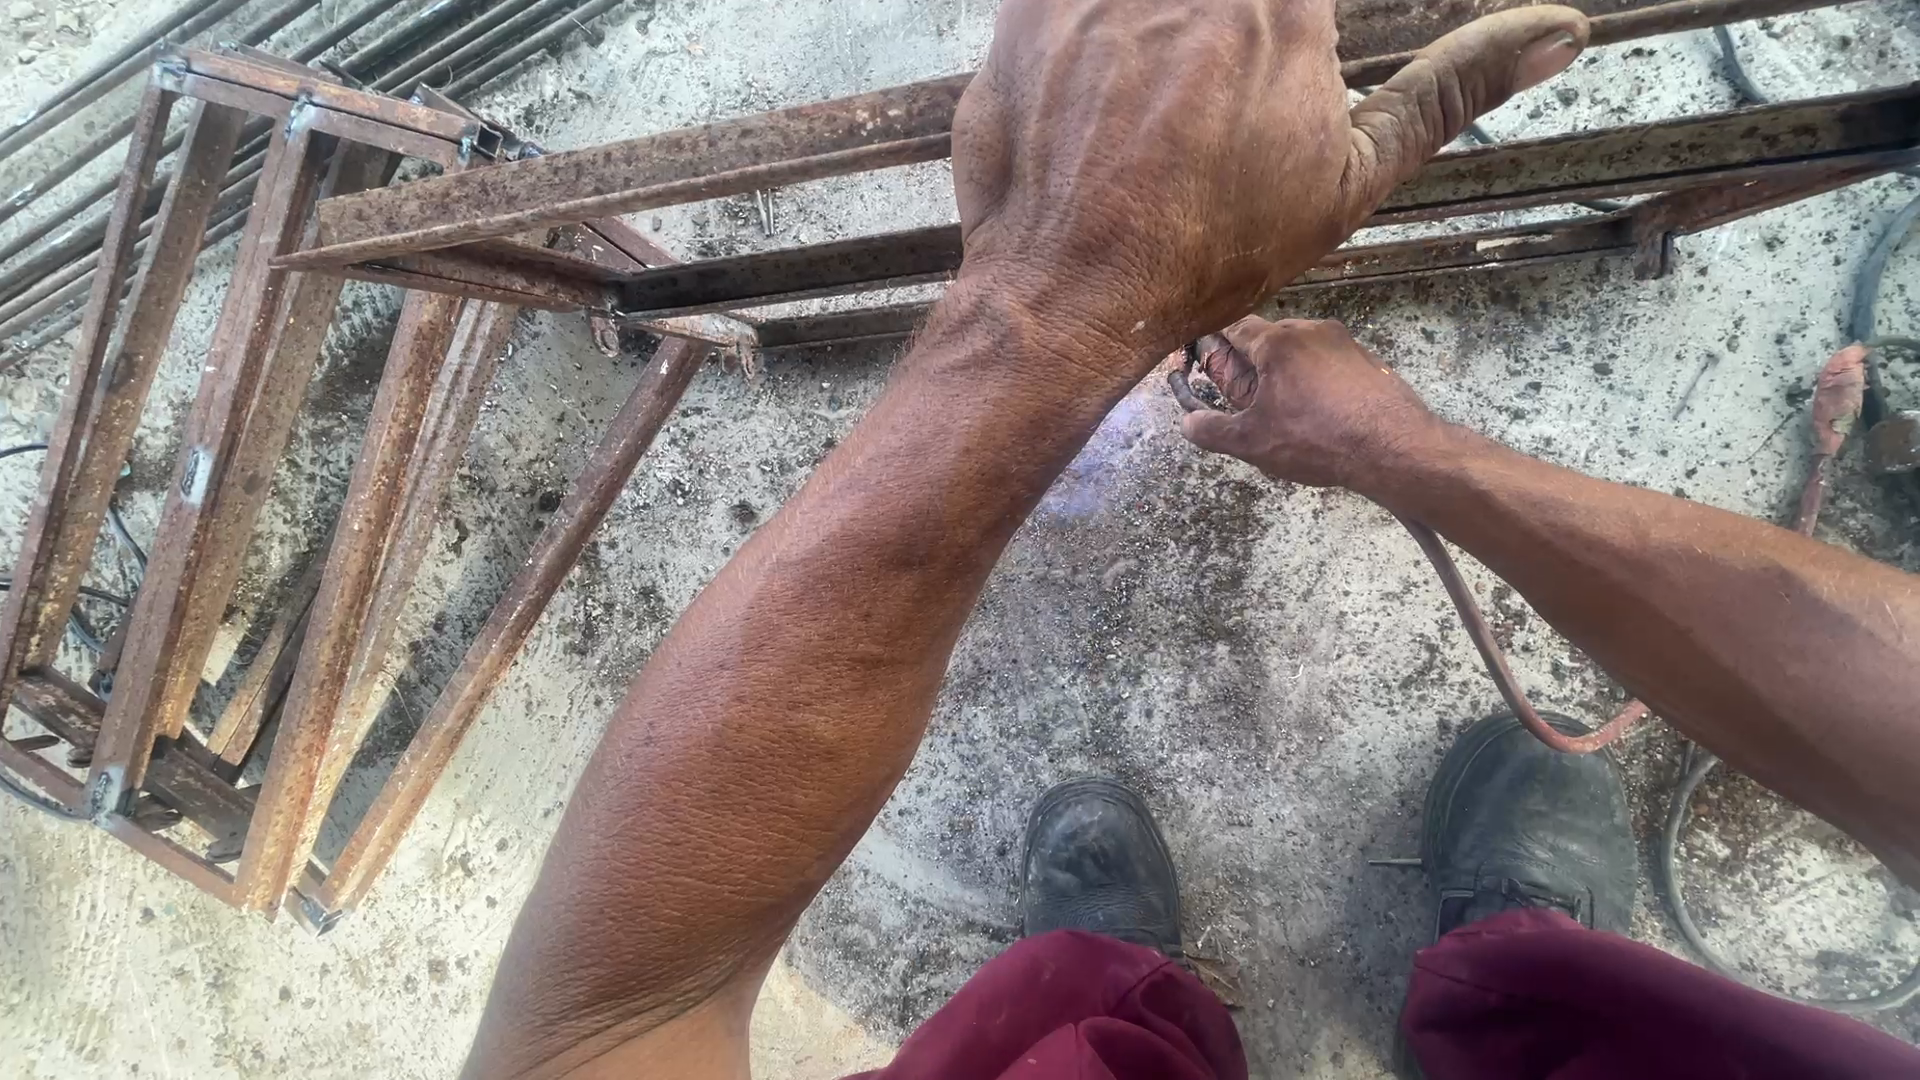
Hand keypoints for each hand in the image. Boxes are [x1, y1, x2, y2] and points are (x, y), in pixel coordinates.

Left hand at [948, 0, 1590, 377]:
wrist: (1073, 297)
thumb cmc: (1204, 255)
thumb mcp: (1343, 186)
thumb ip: (1445, 94)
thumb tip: (1559, 32)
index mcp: (1278, 2)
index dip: (1293, 21)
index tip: (1285, 52)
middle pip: (1220, 0)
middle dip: (1218, 38)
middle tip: (1213, 107)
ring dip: (1154, 30)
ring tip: (1159, 114)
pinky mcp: (1022, 18)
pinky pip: (1047, 1)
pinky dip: (1076, 24)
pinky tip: (1106, 87)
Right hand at [1180, 317, 1443, 491]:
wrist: (1394, 448)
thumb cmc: (1315, 439)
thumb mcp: (1250, 442)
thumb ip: (1211, 430)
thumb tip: (1187, 423)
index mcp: (1278, 343)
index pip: (1234, 327)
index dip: (1214, 341)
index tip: (1204, 358)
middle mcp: (1312, 331)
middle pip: (1268, 337)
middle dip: (1249, 360)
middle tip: (1240, 392)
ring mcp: (1345, 343)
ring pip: (1300, 349)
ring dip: (1282, 371)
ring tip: (1279, 407)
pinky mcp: (1369, 361)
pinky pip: (1327, 362)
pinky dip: (1312, 380)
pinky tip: (1315, 413)